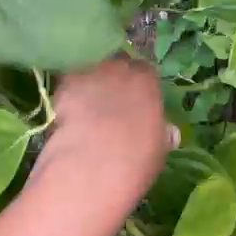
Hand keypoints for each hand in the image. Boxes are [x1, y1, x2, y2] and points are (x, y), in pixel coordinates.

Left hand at [33, 57, 174, 198]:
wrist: (90, 169)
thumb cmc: (133, 163)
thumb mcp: (158, 152)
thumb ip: (163, 134)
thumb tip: (169, 131)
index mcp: (147, 82)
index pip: (146, 72)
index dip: (140, 87)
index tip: (137, 103)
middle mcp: (119, 69)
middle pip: (118, 67)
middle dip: (115, 81)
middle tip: (112, 106)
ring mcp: (91, 74)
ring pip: (92, 74)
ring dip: (92, 87)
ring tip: (87, 113)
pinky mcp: (65, 85)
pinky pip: (69, 86)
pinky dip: (69, 97)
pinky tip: (68, 118)